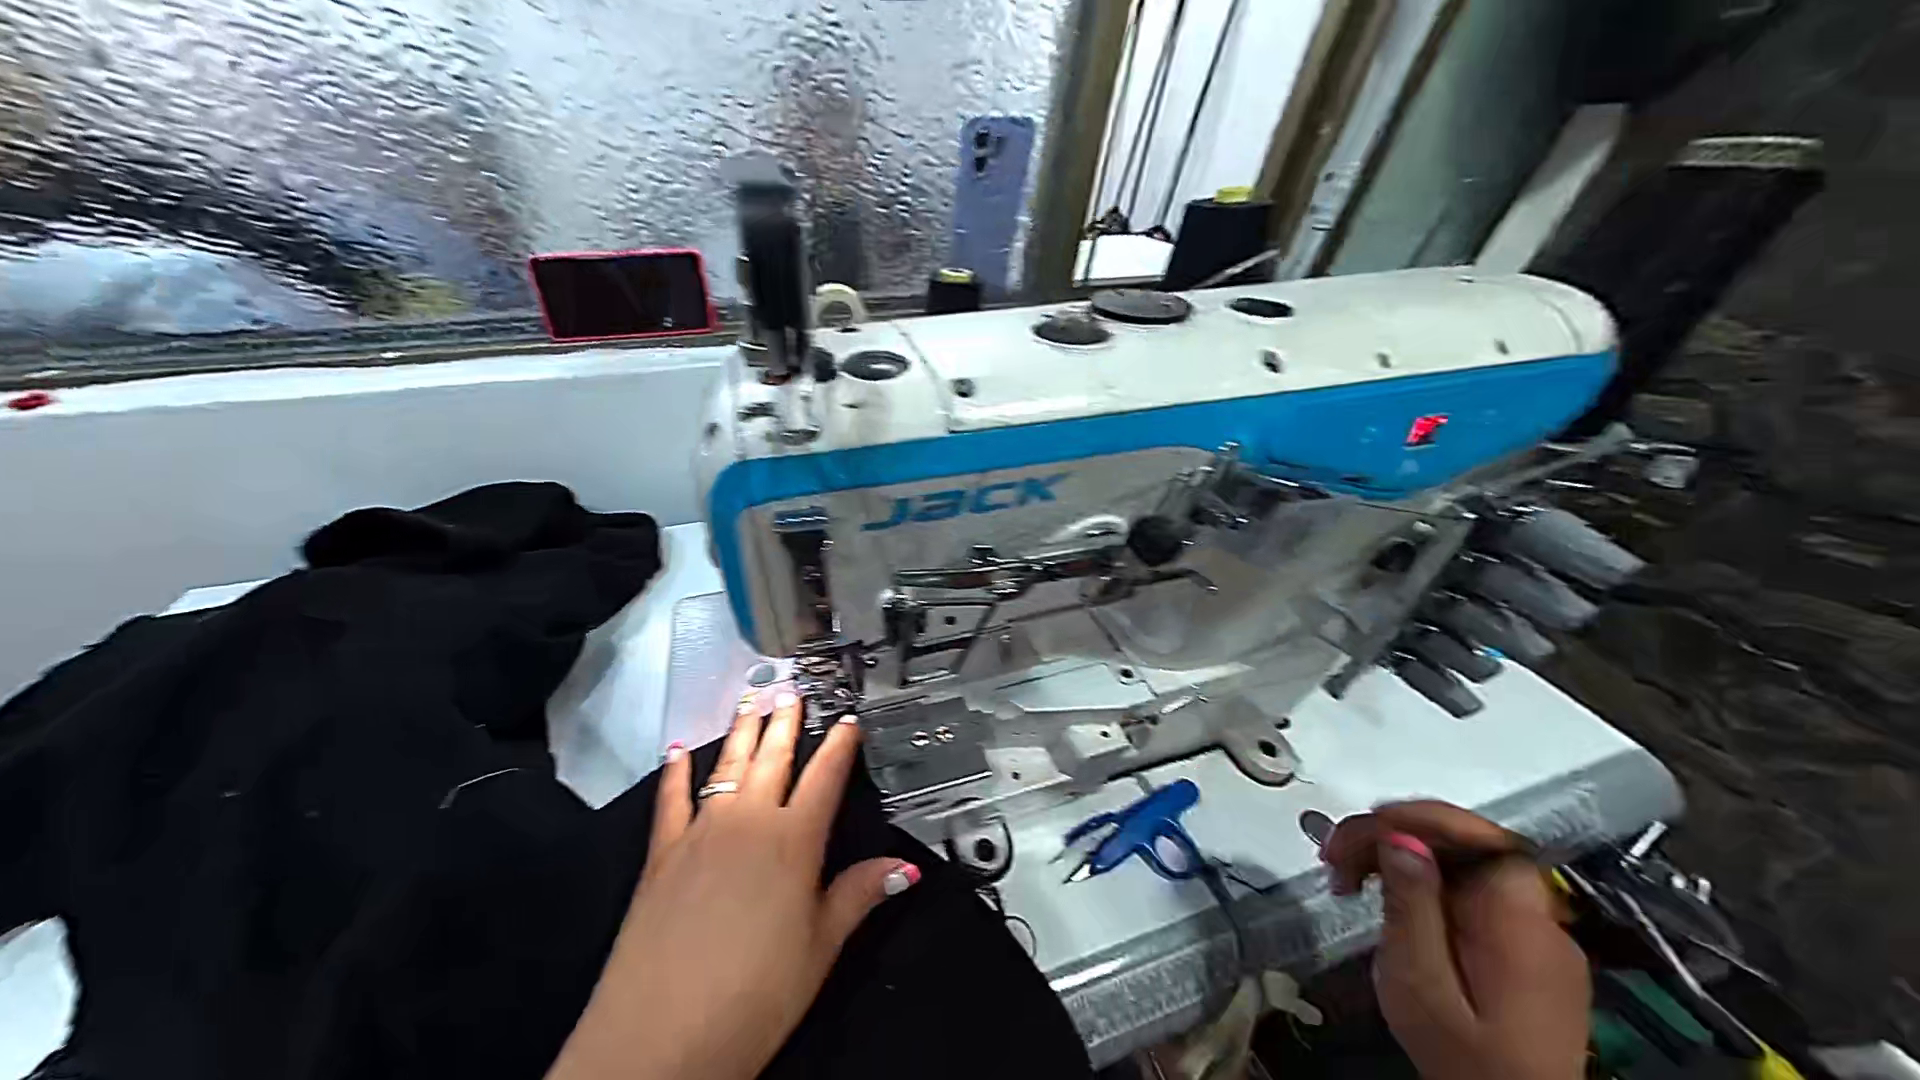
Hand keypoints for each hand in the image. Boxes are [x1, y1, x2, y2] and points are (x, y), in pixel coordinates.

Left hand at [548, 689, 917, 1079]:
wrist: (657, 1040)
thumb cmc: (755, 995)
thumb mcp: (820, 948)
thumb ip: (858, 895)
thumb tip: (904, 866)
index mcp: (794, 841)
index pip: (825, 777)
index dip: (840, 745)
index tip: (849, 720)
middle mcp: (749, 822)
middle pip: (774, 758)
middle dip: (786, 722)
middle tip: (792, 691)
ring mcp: (701, 832)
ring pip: (727, 765)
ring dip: (742, 731)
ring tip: (752, 700)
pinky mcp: (660, 854)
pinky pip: (670, 800)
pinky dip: (674, 773)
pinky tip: (676, 751)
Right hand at [1323, 801, 1589, 1079]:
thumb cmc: (1465, 1060)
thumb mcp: (1420, 982)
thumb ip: (1412, 906)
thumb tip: (1401, 839)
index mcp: (1517, 920)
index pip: (1480, 835)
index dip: (1420, 817)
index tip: (1364, 827)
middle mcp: (1536, 916)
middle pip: (1461, 843)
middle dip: (1391, 835)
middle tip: (1334, 856)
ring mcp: (1532, 930)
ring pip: (1458, 861)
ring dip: (1397, 855)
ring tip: (1345, 877)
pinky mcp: (1518, 946)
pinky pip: (1464, 888)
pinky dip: (1417, 880)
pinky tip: (1381, 896)